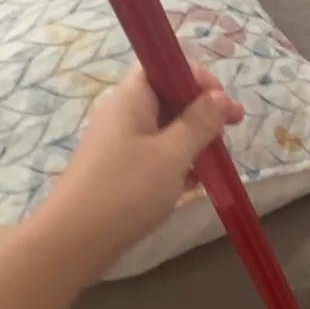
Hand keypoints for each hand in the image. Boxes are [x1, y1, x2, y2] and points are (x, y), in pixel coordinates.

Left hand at [31, 64, 243, 278]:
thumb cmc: (125, 191)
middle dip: (204, 109)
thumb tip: (220, 97)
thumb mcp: (172, 154)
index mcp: (130, 100)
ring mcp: (122, 144)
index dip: (195, 75)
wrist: (75, 242)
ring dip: (196, 138)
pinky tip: (198, 180)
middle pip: (169, 96)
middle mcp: (124, 115)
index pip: (162, 66)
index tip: (221, 99)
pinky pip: (160, 153)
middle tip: (234, 126)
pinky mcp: (124, 170)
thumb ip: (199, 122)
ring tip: (218, 158)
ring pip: (168, 128)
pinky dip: (182, 161)